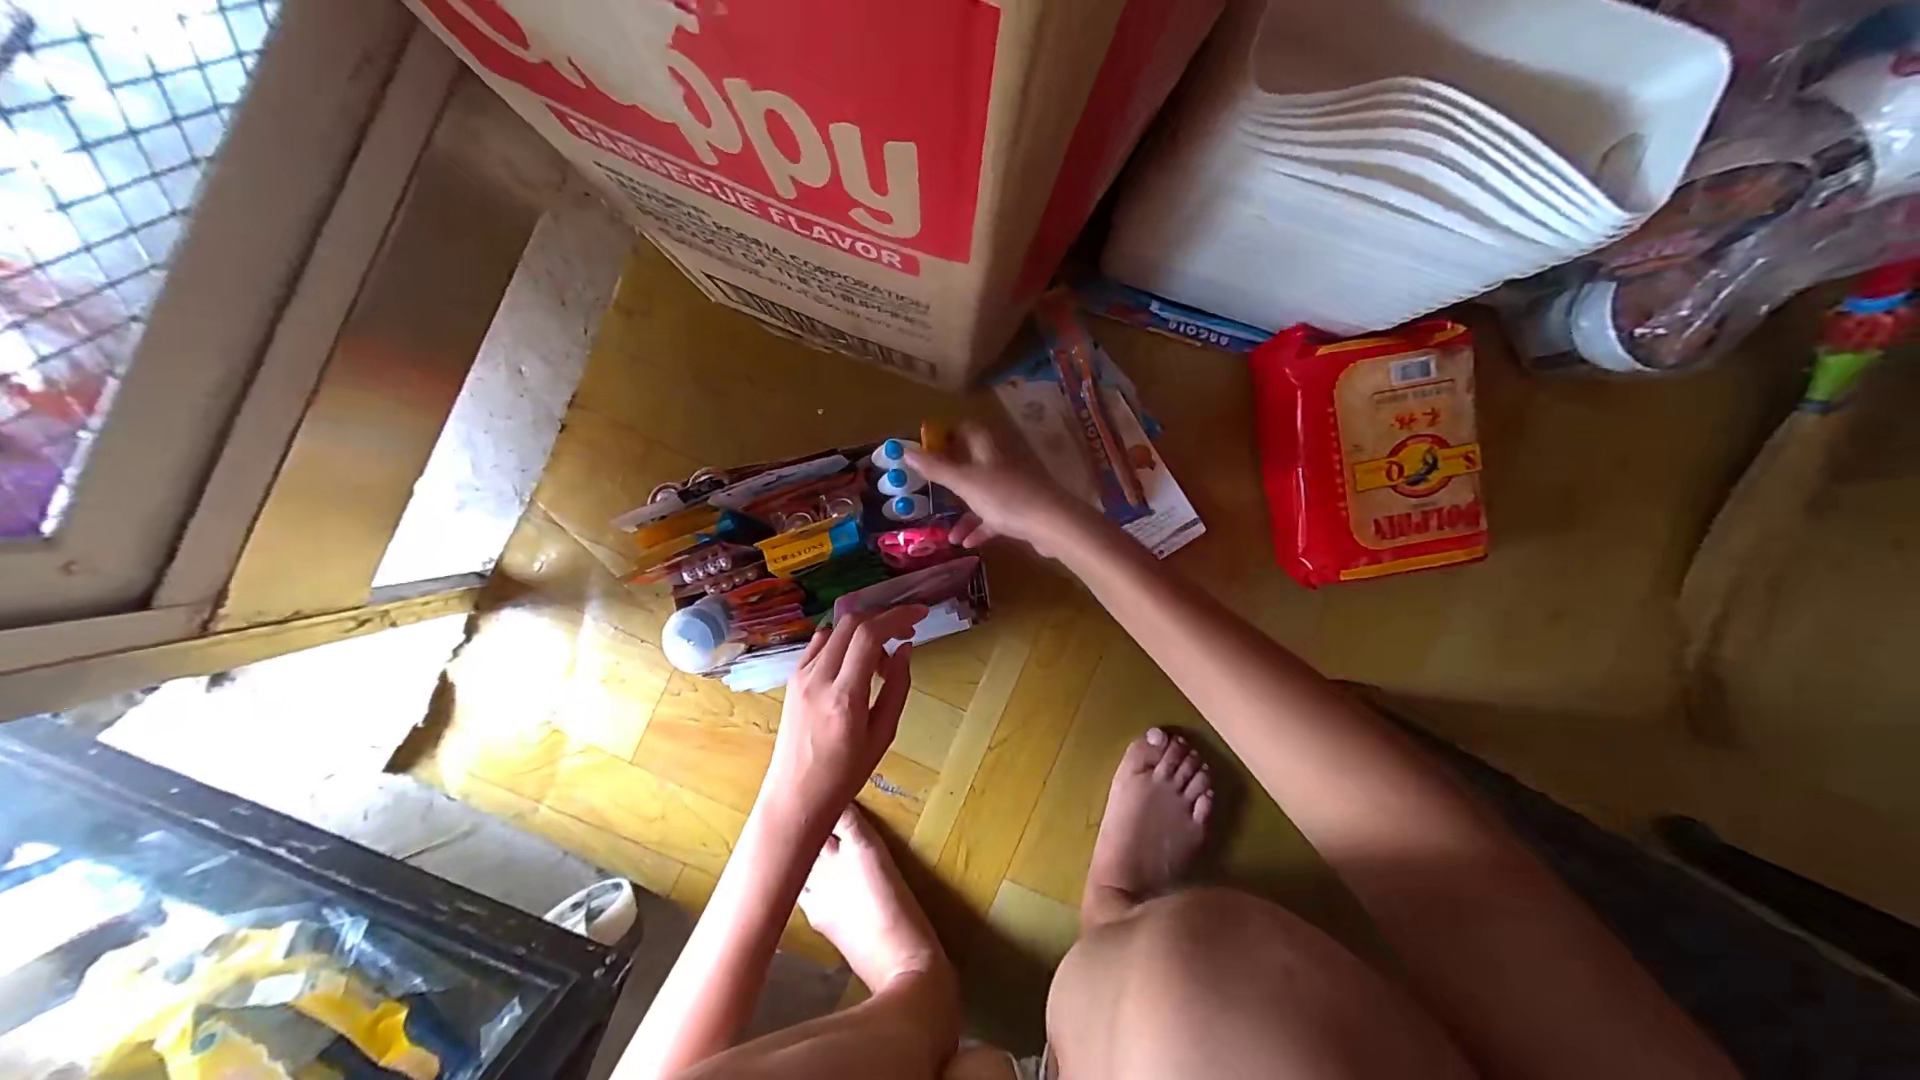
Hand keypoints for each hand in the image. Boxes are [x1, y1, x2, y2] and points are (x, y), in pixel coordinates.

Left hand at [764, 605, 926, 822]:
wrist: (796, 796)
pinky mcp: (793, 678)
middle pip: (851, 623)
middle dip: (883, 618)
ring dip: (864, 630)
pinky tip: (856, 660)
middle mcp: (818, 678)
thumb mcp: (883, 735)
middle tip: (906, 631)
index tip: (919, 613)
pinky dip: (843, 640)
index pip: (869, 635)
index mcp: (844, 696)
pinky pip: (820, 643)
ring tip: (882, 657)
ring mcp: (800, 676)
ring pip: (835, 629)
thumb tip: (905, 649)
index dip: (897, 616)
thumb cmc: (845, 774)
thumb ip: (897, 687)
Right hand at [904, 422, 1087, 556]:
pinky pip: (995, 514)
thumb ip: (935, 468)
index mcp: (988, 447)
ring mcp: (1013, 484)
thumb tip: (905, 449)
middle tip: (931, 489)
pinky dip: (980, 526)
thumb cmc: (1004, 497)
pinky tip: (967, 542)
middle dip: (950, 477)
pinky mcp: (1022, 507)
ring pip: (982, 491)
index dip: (945, 436)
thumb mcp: (964, 482)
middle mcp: (1001, 461)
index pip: (965, 429)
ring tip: (948, 533)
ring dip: (964, 510)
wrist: (1052, 523)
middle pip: (972, 461)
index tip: (926, 452)